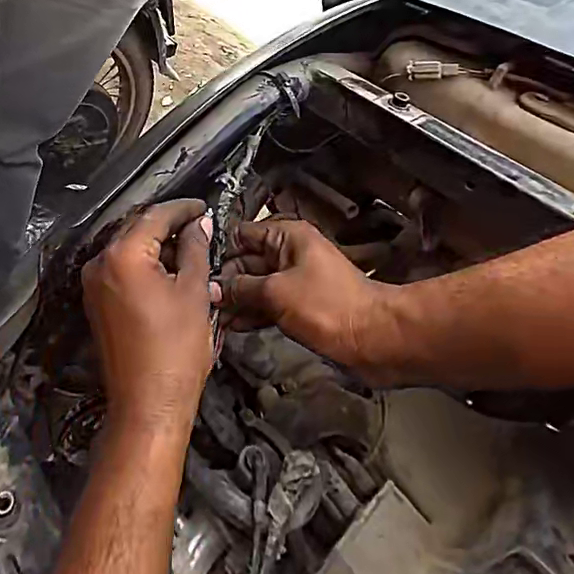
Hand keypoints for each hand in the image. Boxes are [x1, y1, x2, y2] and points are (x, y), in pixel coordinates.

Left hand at [82, 198, 215, 429]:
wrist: (147, 405)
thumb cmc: (174, 354)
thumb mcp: (194, 293)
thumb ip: (195, 249)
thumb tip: (200, 225)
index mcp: (122, 256)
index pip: (154, 215)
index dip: (183, 208)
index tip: (202, 207)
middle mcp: (99, 264)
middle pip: (137, 228)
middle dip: (168, 224)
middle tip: (199, 226)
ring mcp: (93, 283)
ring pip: (128, 248)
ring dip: (156, 244)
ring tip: (189, 249)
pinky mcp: (96, 301)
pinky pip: (120, 268)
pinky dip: (143, 263)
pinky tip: (168, 270)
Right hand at [211, 216, 395, 382]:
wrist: (376, 339)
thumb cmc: (330, 307)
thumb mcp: (276, 292)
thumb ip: (241, 288)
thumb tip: (213, 288)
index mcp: (287, 236)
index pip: (242, 234)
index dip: (220, 250)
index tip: (197, 268)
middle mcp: (289, 252)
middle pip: (246, 260)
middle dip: (225, 279)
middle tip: (201, 299)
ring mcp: (295, 280)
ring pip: (255, 284)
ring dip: (236, 300)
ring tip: (212, 316)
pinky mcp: (300, 305)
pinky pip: (268, 303)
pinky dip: (252, 312)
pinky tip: (232, 325)